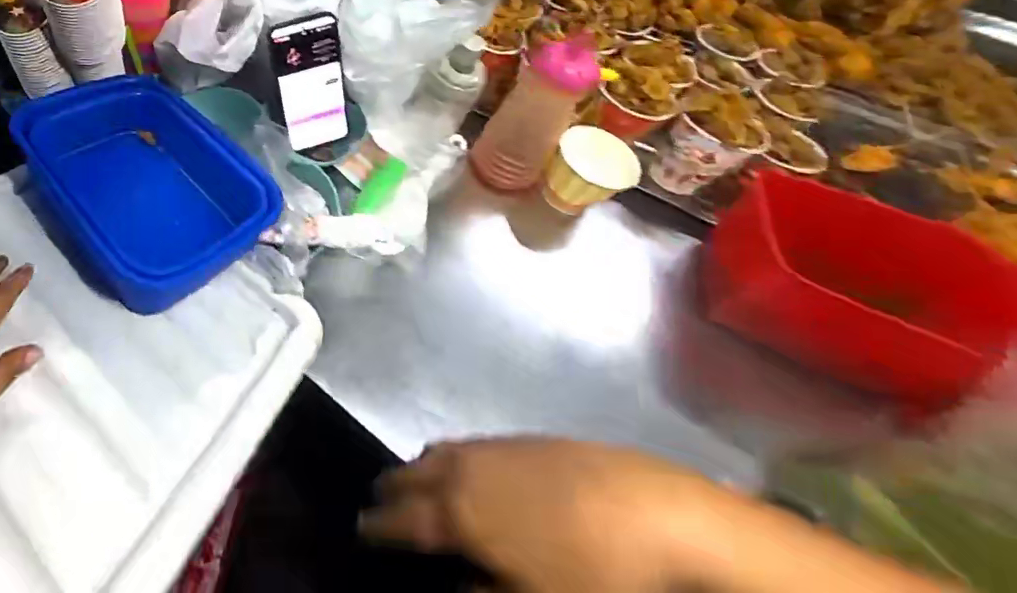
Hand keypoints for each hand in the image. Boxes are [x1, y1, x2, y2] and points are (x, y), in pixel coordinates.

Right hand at [360, 437, 721, 592]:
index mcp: (462, 511)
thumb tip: (456, 584)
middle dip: (394, 488)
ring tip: (415, 483)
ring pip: (443, 452)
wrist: (654, 510)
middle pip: (416, 473)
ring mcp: (499, 447)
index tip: (361, 527)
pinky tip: (466, 472)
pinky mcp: (527, 439)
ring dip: (422, 469)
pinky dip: (452, 457)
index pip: (405, 517)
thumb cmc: (592, 571)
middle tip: (378, 501)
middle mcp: (470, 468)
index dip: (380, 525)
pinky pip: (470, 445)